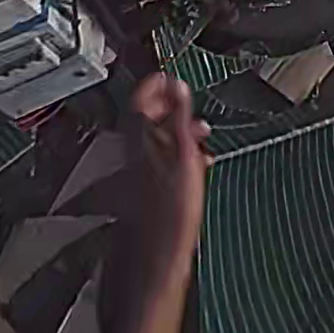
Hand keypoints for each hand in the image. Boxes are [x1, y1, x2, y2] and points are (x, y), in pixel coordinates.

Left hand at [129, 73, 212, 260]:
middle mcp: (133, 150)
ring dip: (177, 129)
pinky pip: (159, 158)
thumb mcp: (184, 153)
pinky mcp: (145, 188)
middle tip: (188, 103)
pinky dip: (176, 151)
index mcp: (140, 137)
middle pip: (147, 116)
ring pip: (155, 137)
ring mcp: (137, 170)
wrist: (158, 256)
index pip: (140, 97)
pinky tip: (194, 162)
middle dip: (170, 106)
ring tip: (200, 133)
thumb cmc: (172, 208)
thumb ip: (179, 117)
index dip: (155, 83)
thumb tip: (177, 85)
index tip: (169, 76)